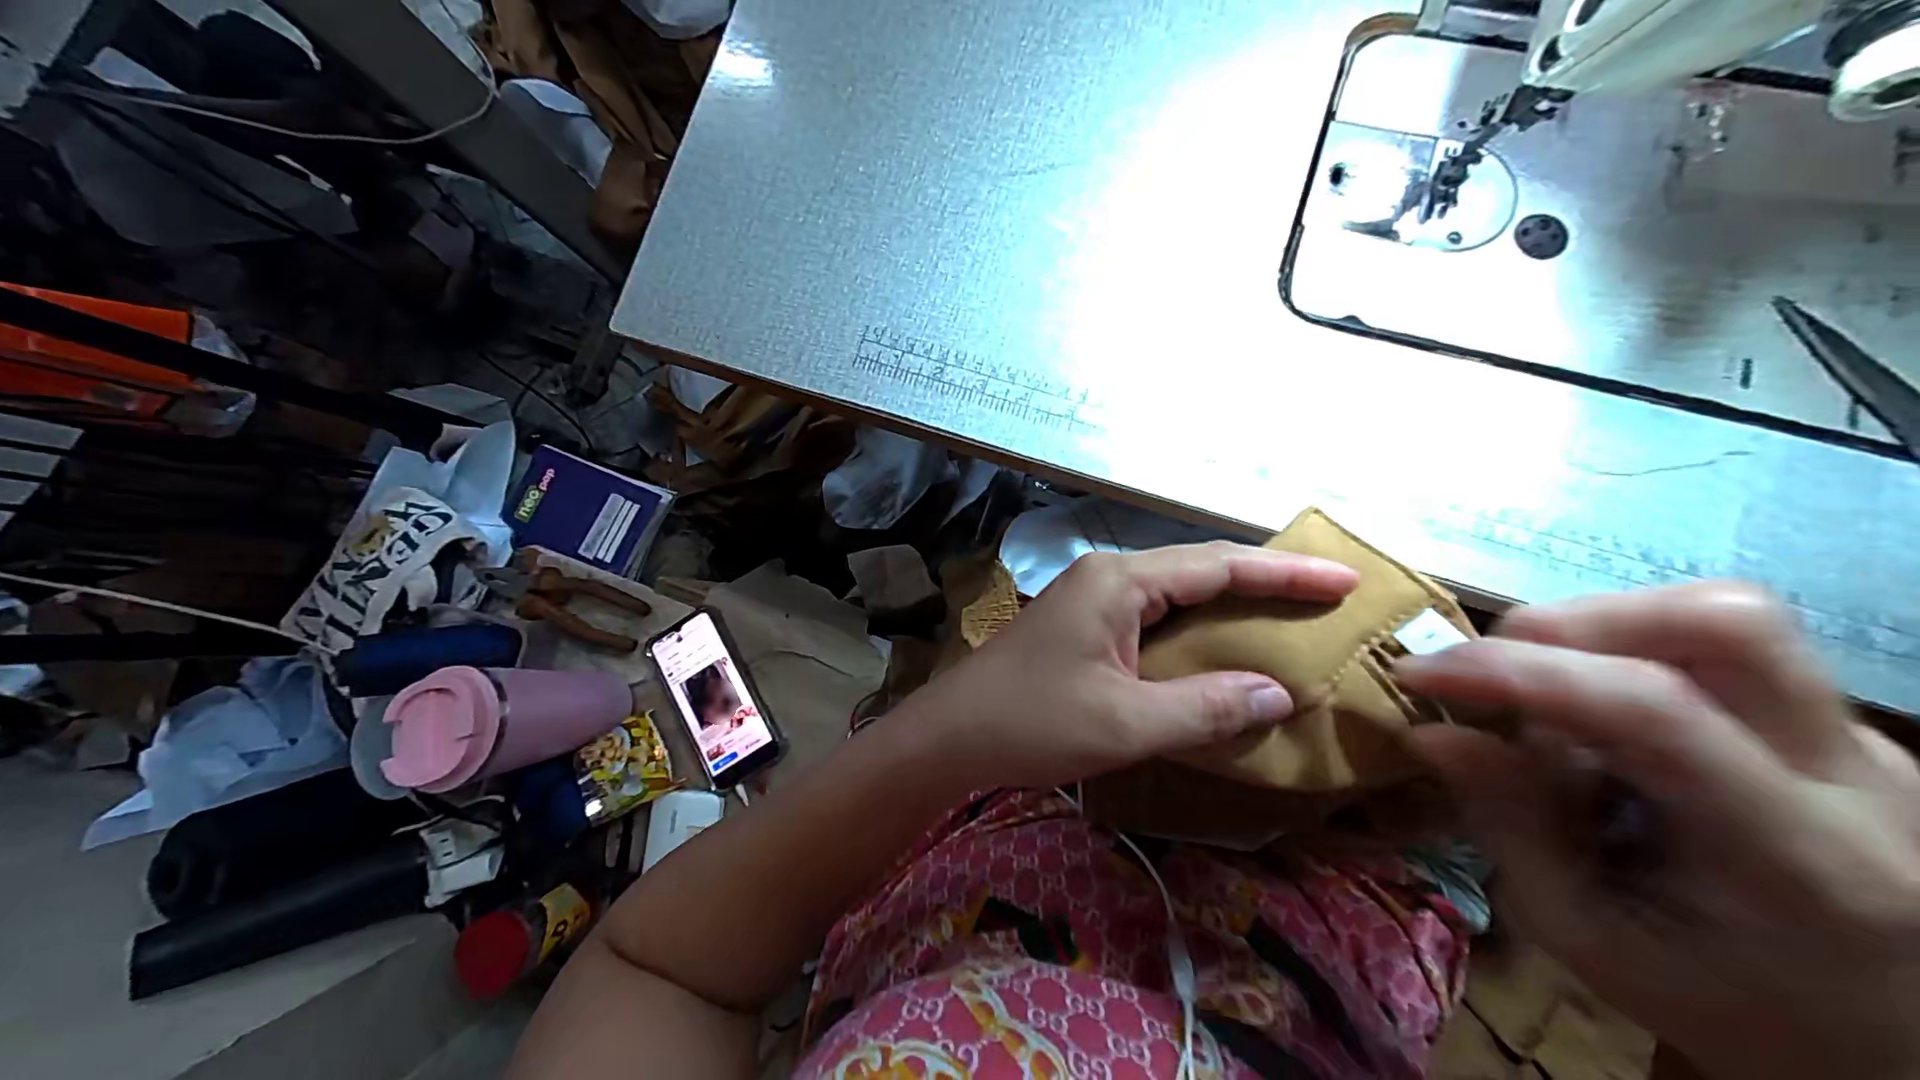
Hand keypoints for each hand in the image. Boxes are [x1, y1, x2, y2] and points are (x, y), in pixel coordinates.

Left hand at [911, 542, 1358, 791]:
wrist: (950, 735)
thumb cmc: (1032, 723)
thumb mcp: (1126, 723)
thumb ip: (1207, 706)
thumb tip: (1280, 692)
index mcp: (1119, 581)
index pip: (1218, 564)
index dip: (1286, 572)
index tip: (1346, 578)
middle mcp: (1107, 576)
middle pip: (1199, 568)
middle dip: (1264, 580)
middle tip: (1330, 596)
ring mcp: (1091, 598)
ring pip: (1176, 592)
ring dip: (1230, 603)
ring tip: (1291, 617)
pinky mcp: (1083, 625)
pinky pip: (1154, 616)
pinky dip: (1195, 629)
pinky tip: (1220, 648)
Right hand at [1397, 583, 1919, 1079]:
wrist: (1885, 1040)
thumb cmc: (1721, 1004)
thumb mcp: (1584, 934)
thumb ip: (1508, 824)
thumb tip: (1430, 732)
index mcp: (1796, 856)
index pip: (1655, 711)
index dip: (1516, 673)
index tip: (1416, 675)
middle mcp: (1852, 774)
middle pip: (1723, 624)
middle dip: (1572, 624)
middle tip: (1491, 670)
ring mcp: (1853, 738)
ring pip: (1714, 617)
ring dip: (1587, 633)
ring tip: (1532, 698)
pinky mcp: (1826, 723)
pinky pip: (1703, 647)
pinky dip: (1612, 657)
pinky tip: (1585, 721)